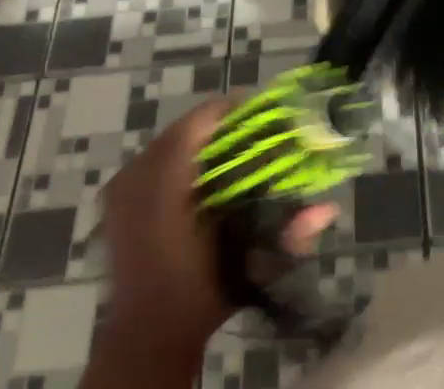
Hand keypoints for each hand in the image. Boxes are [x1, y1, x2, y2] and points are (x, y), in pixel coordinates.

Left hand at [94, 101, 337, 371]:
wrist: (145, 332)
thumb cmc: (199, 295)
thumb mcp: (248, 268)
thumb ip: (286, 237)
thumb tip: (328, 209)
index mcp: (167, 188)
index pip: (200, 124)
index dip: (235, 111)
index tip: (268, 113)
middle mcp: (138, 177)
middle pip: (185, 128)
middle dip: (222, 127)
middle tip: (256, 134)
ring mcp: (121, 185)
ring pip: (169, 141)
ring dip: (201, 142)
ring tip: (232, 152)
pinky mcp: (115, 195)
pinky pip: (153, 158)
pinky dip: (180, 158)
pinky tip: (202, 176)